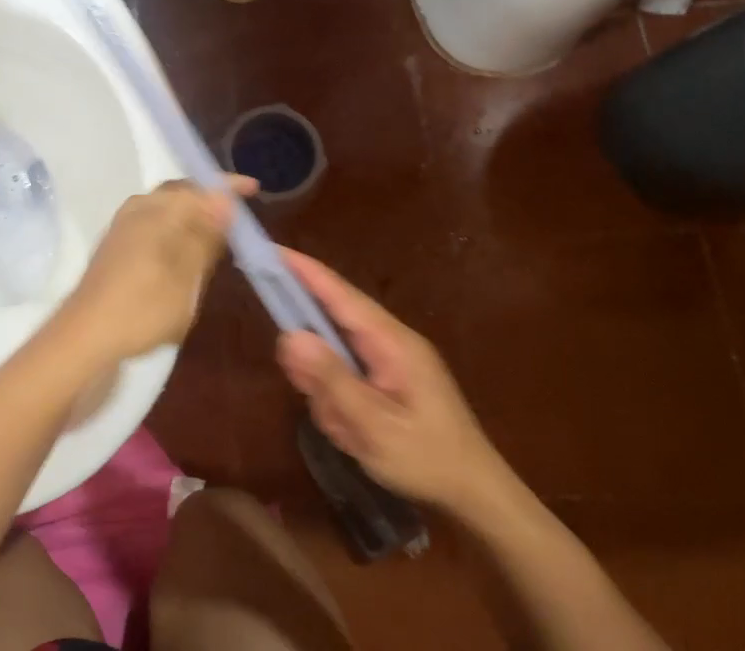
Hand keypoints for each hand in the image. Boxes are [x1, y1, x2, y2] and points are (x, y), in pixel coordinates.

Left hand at [52, 176, 255, 363]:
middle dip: (208, 199)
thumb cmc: (142, 307)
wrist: (85, 335)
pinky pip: (153, 224)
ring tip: (215, 233)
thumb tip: (223, 197)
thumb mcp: (185, 276)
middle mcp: (137, 210)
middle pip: (179, 193)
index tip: (253, 188)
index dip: (227, 187)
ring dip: (190, 215)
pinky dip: (174, 230)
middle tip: (236, 215)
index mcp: (157, 211)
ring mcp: (122, 228)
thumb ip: (204, 235)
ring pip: (164, 209)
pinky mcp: (115, 247)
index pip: (200, 188)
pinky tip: (183, 251)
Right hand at [275, 249, 511, 514]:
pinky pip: (345, 377)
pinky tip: (355, 434)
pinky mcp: (387, 378)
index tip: (268, 250)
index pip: (338, 294)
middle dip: (314, 366)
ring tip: (350, 432)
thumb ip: (330, 379)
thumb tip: (288, 334)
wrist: (476, 495)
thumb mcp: (373, 425)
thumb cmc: (428, 458)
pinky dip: (338, 404)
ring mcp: (389, 360)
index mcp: (392, 342)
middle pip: (330, 326)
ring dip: (328, 394)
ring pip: (333, 357)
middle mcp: (390, 341)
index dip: (302, 271)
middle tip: (325, 405)